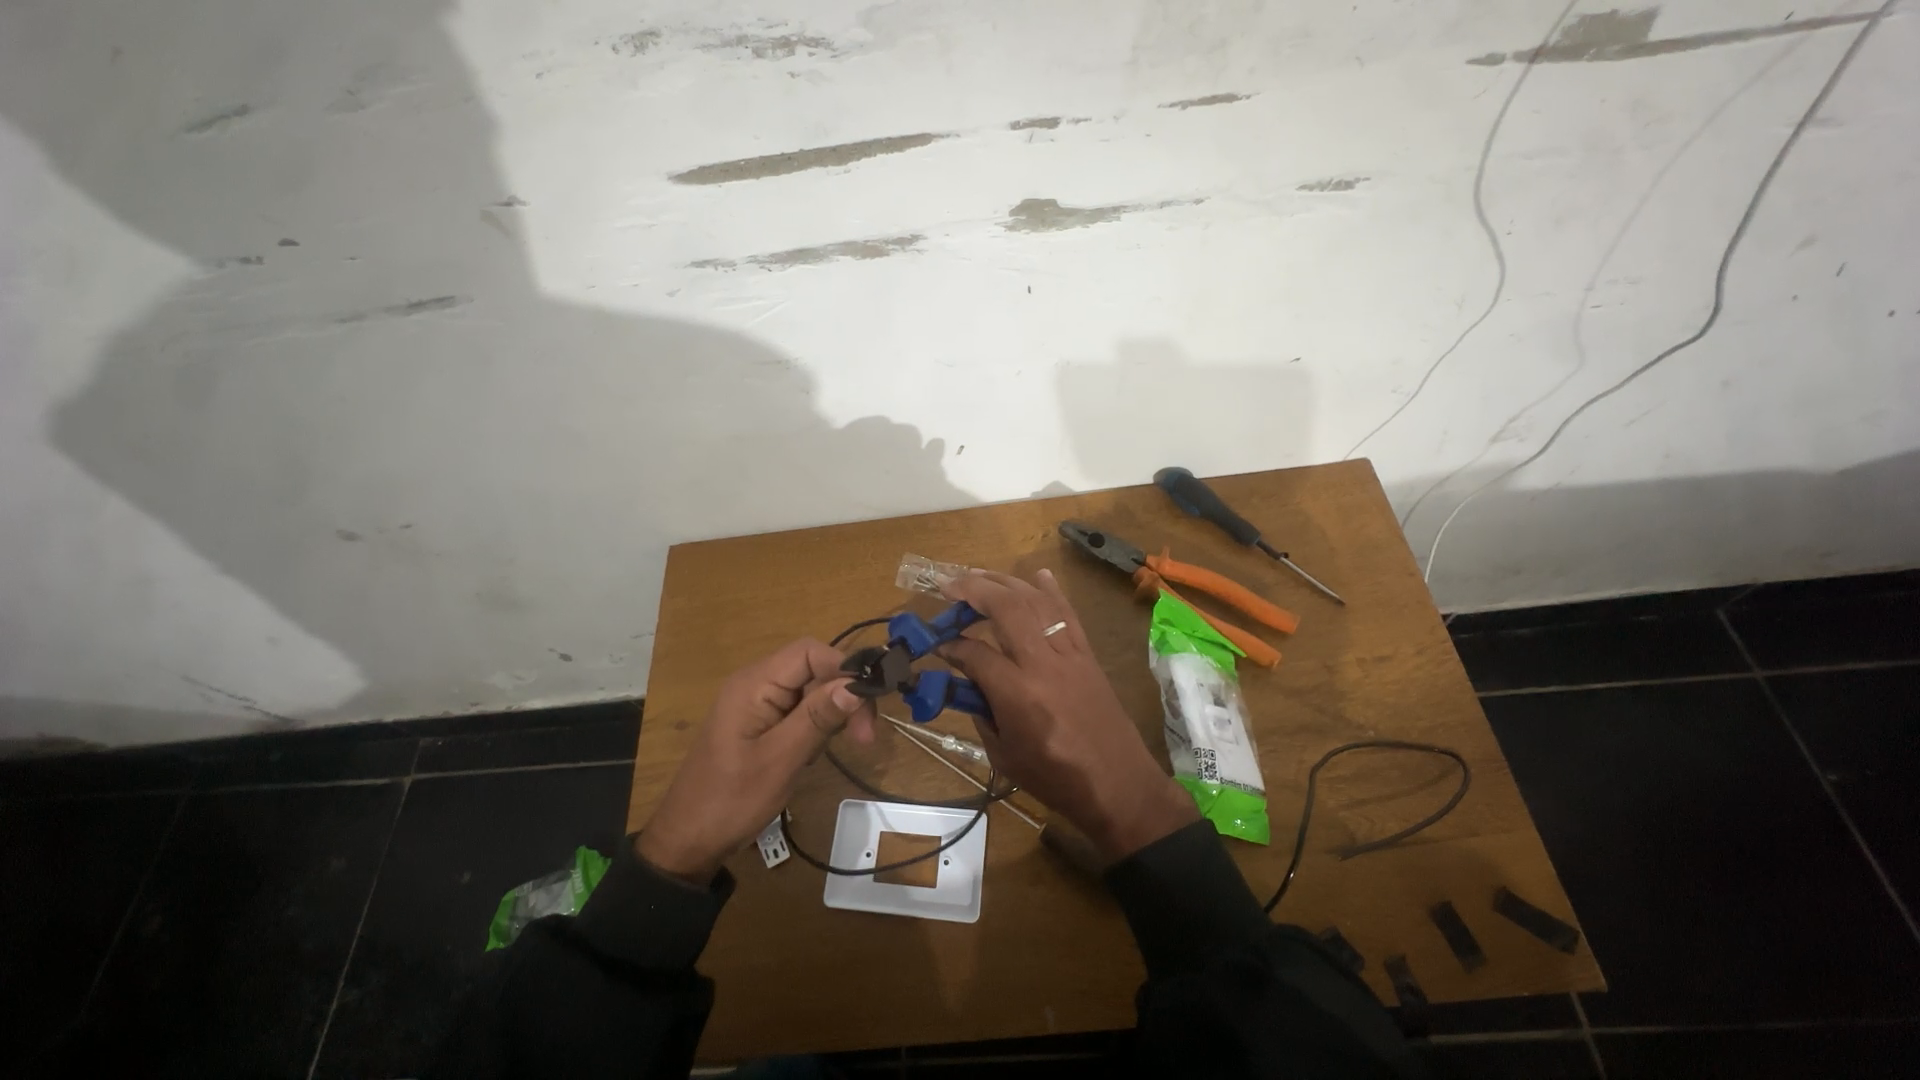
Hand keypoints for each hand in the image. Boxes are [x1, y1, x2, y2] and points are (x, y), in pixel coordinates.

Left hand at [637, 639, 876, 883]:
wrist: (689, 840)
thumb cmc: (731, 800)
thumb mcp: (780, 760)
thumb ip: (817, 718)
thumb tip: (856, 686)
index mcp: (754, 684)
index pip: (810, 652)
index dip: (845, 669)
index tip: (869, 704)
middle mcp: (756, 684)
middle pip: (814, 669)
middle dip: (845, 695)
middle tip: (865, 737)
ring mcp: (758, 704)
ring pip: (811, 690)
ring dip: (834, 714)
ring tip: (846, 747)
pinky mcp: (762, 723)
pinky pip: (800, 711)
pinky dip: (818, 727)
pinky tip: (817, 753)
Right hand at [941, 569, 1196, 862]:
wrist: (1118, 784)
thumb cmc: (1055, 780)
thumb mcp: (1003, 755)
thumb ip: (981, 712)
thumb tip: (967, 682)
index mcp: (1018, 694)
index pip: (975, 653)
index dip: (951, 646)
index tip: (938, 644)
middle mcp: (1043, 664)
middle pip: (1006, 608)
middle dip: (974, 590)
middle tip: (949, 587)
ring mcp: (1069, 655)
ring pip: (1036, 602)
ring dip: (1005, 582)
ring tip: (979, 576)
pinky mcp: (1088, 655)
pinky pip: (1068, 614)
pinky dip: (1051, 590)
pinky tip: (1037, 574)